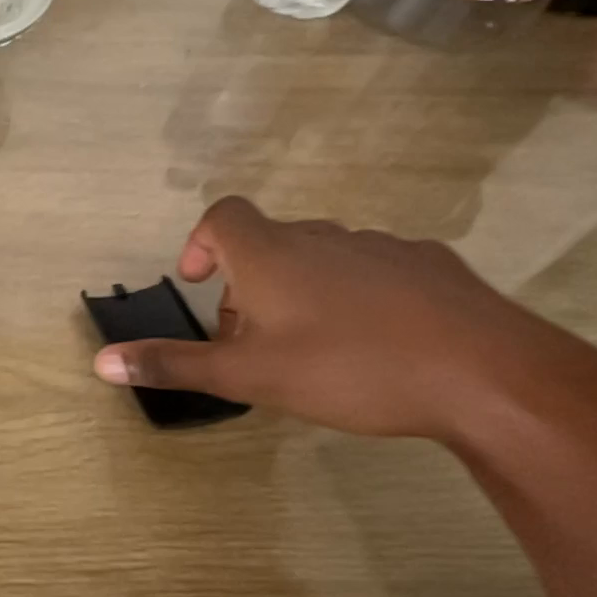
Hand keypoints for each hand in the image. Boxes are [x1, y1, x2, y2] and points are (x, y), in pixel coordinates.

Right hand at [91, 196, 596, 442]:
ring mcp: (383, 248)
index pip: (222, 216)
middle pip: (269, 242)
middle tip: (253, 337)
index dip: (201, 242)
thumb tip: (100, 361)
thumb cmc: (352, 368)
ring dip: (305, 287)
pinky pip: (379, 268)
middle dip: (250, 282)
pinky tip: (382, 339)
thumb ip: (175, 364)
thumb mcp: (251, 376)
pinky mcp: (437, 269)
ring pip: (324, 256)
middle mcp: (320, 237)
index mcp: (270, 253)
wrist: (496, 380)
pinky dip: (362, 292)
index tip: (201, 284)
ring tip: (316, 344)